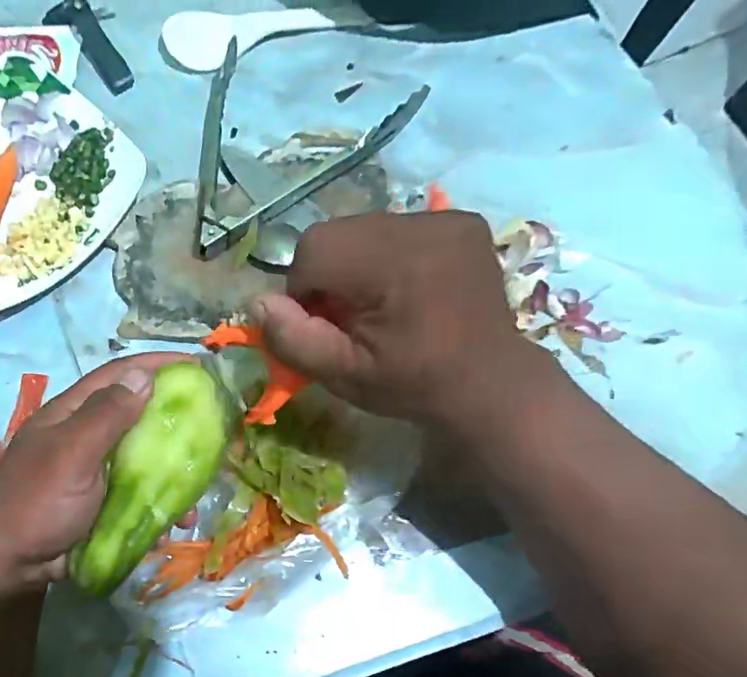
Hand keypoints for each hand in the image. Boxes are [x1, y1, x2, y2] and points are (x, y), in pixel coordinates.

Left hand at [0, 353, 186, 598]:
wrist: (12, 565)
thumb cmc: (38, 503)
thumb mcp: (72, 454)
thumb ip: (106, 416)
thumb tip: (143, 375)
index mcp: (70, 415)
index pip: (117, 376)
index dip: (155, 365)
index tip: (196, 364)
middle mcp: (83, 437)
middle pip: (135, 417)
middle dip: (171, 421)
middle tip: (210, 426)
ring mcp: (93, 473)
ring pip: (142, 461)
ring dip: (170, 473)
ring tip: (196, 489)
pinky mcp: (101, 504)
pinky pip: (138, 496)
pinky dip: (157, 507)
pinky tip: (172, 524)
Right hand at [248, 211, 529, 423]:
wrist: (488, 384)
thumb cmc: (413, 386)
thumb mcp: (346, 376)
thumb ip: (297, 341)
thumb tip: (259, 302)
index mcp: (394, 264)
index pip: (314, 249)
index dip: (303, 290)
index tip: (323, 325)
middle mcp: (422, 226)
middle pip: (338, 231)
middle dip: (328, 274)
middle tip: (347, 317)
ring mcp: (447, 220)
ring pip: (366, 226)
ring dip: (357, 262)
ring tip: (377, 304)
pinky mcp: (462, 222)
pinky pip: (400, 227)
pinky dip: (388, 255)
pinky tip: (405, 289)